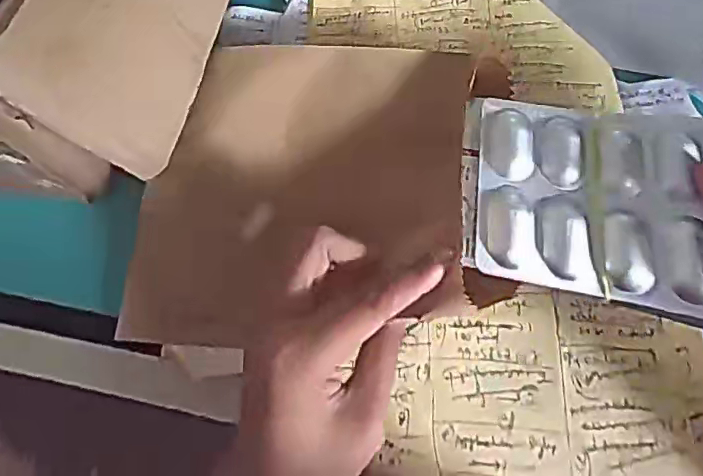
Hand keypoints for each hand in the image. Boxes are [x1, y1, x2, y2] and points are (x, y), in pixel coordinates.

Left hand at [217, 226, 445, 475]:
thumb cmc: (316, 460)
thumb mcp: (362, 422)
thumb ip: (383, 357)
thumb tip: (400, 309)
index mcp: (305, 352)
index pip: (366, 302)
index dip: (406, 281)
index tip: (436, 263)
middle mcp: (278, 323)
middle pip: (316, 247)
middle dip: (359, 253)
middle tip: (388, 275)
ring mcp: (266, 319)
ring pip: (305, 254)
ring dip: (342, 261)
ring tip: (370, 291)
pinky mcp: (266, 321)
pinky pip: (299, 274)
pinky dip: (328, 275)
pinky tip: (349, 303)